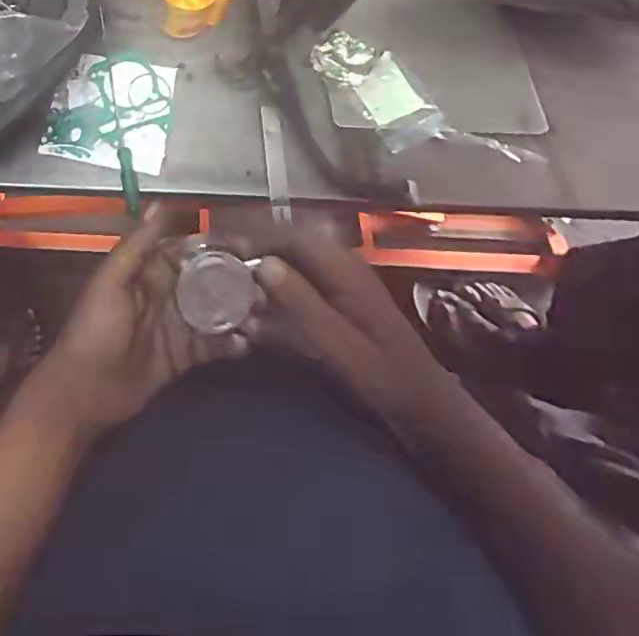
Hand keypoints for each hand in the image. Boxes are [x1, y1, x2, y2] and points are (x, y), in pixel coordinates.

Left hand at [25, 205, 247, 431]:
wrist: (82, 394)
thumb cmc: (95, 330)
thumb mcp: (112, 282)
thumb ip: (138, 245)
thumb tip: (161, 203)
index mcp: (151, 271)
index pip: (191, 249)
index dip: (218, 244)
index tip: (248, 244)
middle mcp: (169, 293)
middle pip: (209, 277)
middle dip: (237, 275)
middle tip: (267, 278)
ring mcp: (178, 325)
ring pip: (217, 309)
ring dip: (240, 307)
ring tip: (265, 308)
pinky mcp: (184, 356)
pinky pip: (214, 344)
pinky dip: (232, 342)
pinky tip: (250, 341)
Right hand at [235, 218, 464, 436]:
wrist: (422, 402)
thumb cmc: (381, 375)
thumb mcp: (337, 344)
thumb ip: (300, 303)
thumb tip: (261, 263)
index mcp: (343, 267)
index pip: (289, 236)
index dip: (253, 238)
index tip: (219, 246)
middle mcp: (342, 265)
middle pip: (289, 243)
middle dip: (253, 247)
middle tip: (216, 258)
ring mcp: (342, 281)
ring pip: (294, 261)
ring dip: (262, 264)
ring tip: (228, 276)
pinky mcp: (340, 300)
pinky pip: (301, 281)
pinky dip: (276, 286)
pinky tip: (256, 303)